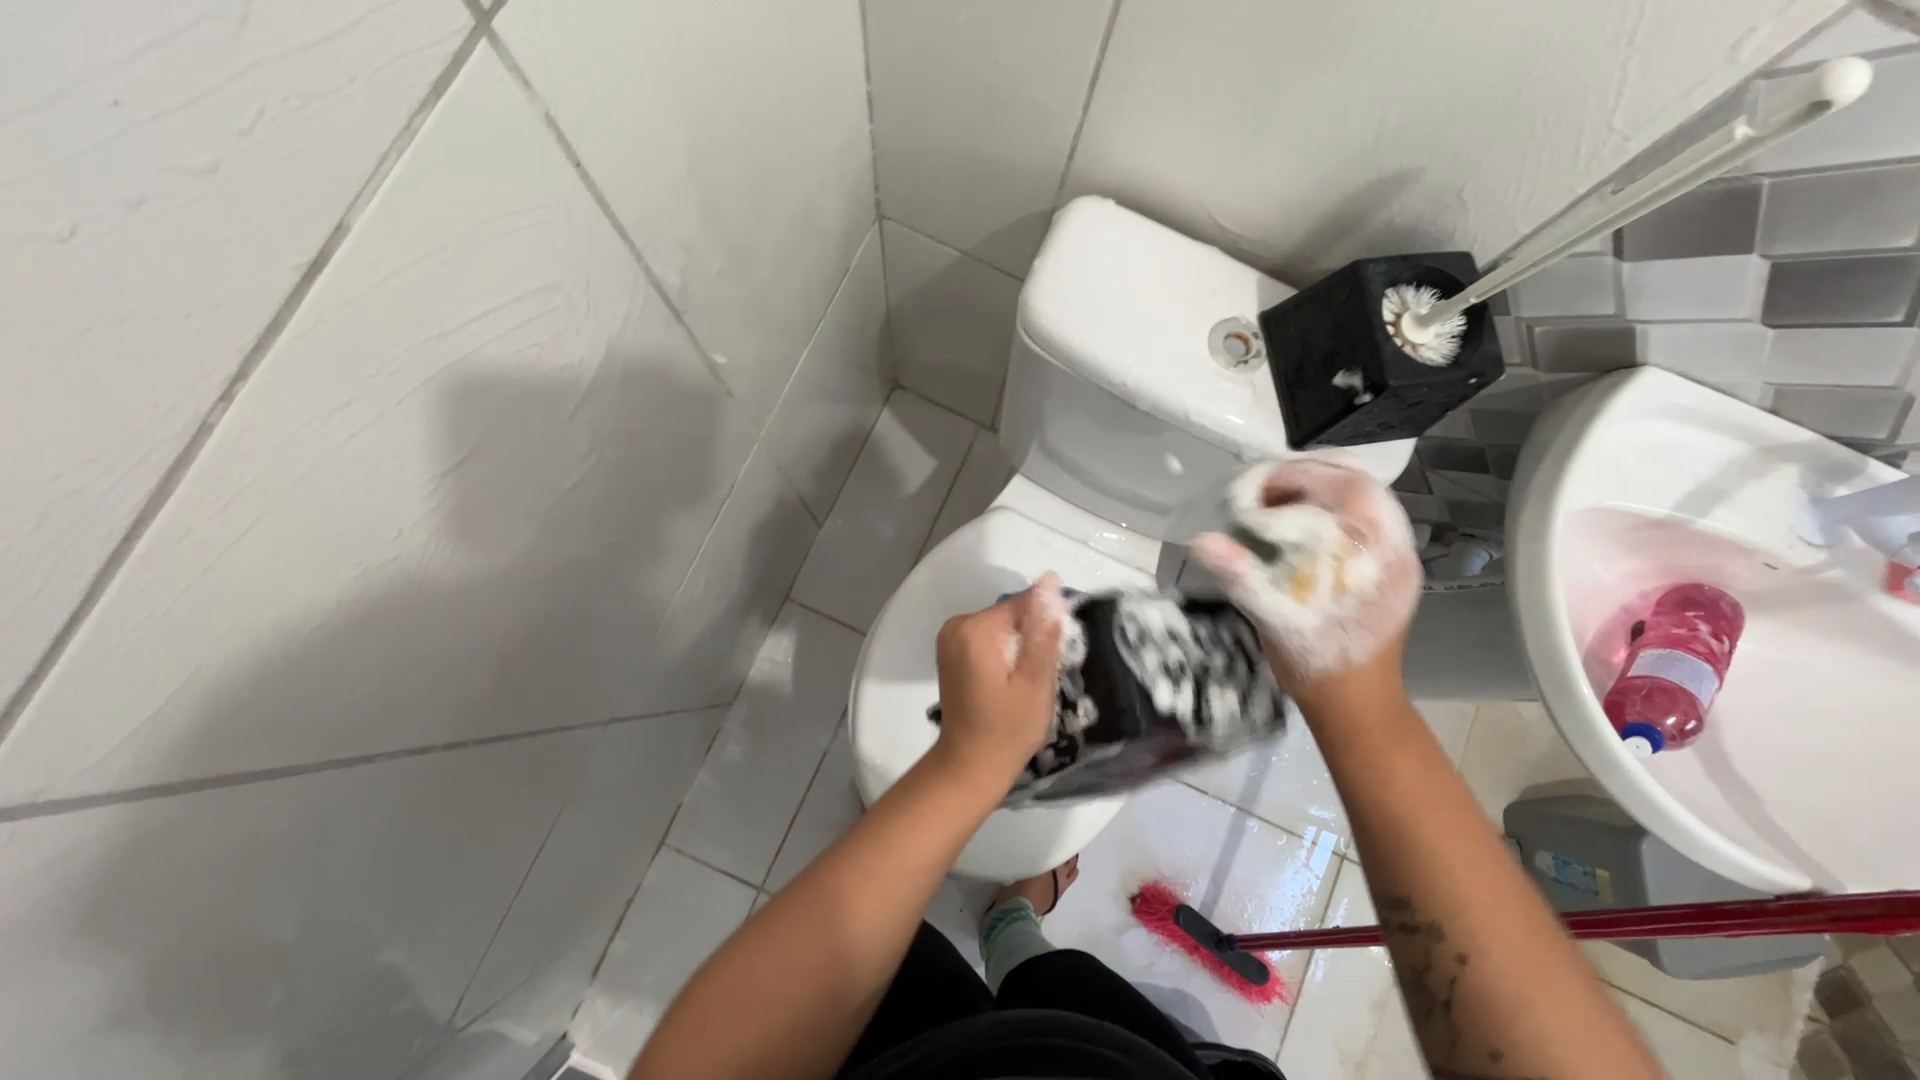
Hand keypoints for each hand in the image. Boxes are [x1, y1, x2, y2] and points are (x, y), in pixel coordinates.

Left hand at [930, 573, 1065, 787]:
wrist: (971, 764)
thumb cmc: (1009, 728)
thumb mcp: (1036, 680)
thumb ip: (1043, 629)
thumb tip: (1050, 582)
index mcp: (976, 628)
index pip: (1024, 603)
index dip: (1047, 626)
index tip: (1056, 656)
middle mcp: (957, 625)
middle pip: (1012, 614)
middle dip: (1033, 637)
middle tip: (1041, 675)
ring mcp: (950, 638)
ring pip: (1003, 626)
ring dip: (1021, 646)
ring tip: (1027, 682)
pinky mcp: (952, 651)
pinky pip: (989, 638)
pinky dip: (1006, 653)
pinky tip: (1011, 682)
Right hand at [1188, 458, 1420, 706]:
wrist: (1356, 706)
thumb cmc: (1318, 664)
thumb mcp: (1275, 621)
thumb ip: (1243, 577)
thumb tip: (1201, 542)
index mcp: (1376, 553)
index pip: (1346, 485)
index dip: (1298, 475)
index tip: (1255, 487)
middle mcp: (1395, 546)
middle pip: (1357, 483)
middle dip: (1307, 477)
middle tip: (1263, 490)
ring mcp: (1396, 557)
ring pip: (1361, 499)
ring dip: (1318, 491)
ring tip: (1276, 504)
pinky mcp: (1389, 569)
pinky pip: (1363, 520)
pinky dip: (1329, 511)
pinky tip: (1299, 529)